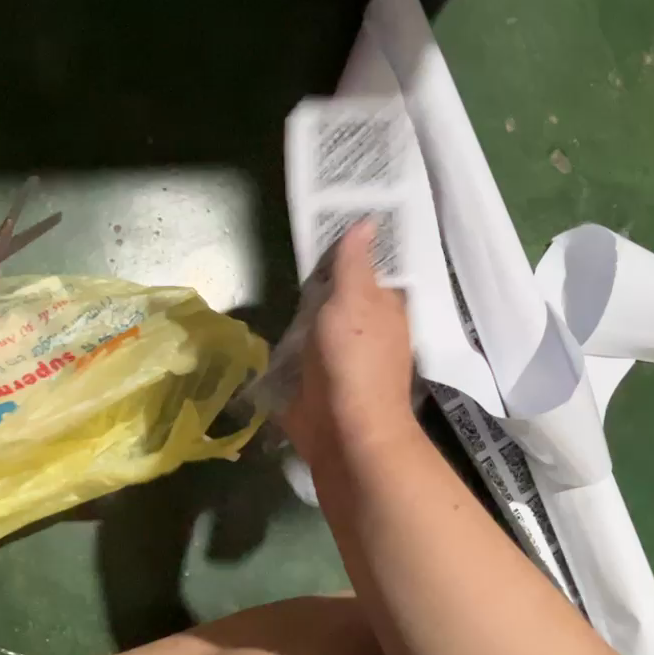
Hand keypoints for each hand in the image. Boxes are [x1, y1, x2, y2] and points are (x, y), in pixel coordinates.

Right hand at [281, 222, 419, 465]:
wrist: (344, 434)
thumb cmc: (354, 362)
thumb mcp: (354, 301)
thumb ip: (354, 263)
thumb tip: (368, 220)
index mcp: (384, 308)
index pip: (369, 269)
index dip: (351, 248)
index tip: (326, 222)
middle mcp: (366, 333)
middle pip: (340, 298)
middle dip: (320, 283)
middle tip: (293, 249)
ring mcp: (339, 361)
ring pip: (317, 328)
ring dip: (300, 316)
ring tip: (276, 286)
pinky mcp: (315, 386)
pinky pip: (298, 359)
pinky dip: (285, 349)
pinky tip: (269, 336)